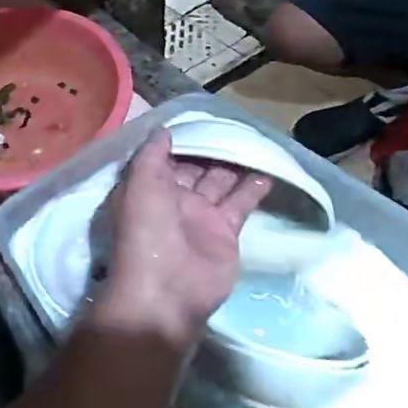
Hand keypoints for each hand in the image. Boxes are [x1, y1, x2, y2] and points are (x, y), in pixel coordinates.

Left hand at [90, 130, 270, 342]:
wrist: (168, 288)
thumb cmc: (146, 232)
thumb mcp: (140, 185)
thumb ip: (151, 157)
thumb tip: (164, 131)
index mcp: (146, 186)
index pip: (163, 157)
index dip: (178, 140)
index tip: (199, 119)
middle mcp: (172, 197)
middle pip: (193, 166)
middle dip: (208, 149)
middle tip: (233, 127)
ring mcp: (199, 214)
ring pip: (218, 181)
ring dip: (233, 164)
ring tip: (254, 142)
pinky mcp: (225, 230)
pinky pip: (240, 203)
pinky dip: (253, 188)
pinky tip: (267, 170)